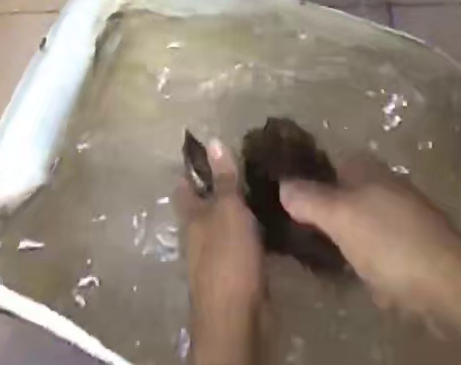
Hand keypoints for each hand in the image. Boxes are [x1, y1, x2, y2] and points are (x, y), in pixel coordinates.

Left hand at [175, 140, 262, 364]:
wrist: (239, 319)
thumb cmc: (228, 257)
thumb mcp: (228, 210)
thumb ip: (224, 179)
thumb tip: (213, 140)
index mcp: (191, 218)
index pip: (186, 185)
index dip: (195, 167)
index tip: (214, 147)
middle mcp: (200, 236)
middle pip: (207, 205)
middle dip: (223, 187)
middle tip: (250, 163)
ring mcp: (218, 257)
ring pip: (227, 224)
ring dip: (242, 210)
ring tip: (267, 187)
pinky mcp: (239, 273)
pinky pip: (245, 244)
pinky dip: (256, 232)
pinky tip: (274, 222)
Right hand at [278, 158, 460, 325]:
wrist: (451, 286)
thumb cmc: (390, 242)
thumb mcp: (341, 218)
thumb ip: (310, 199)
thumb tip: (283, 183)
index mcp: (370, 169)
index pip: (332, 161)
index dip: (311, 177)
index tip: (288, 199)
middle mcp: (389, 184)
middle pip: (348, 192)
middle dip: (329, 211)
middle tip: (303, 234)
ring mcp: (406, 215)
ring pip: (365, 222)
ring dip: (350, 239)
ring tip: (328, 259)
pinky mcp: (418, 246)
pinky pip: (383, 248)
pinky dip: (371, 260)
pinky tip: (364, 277)